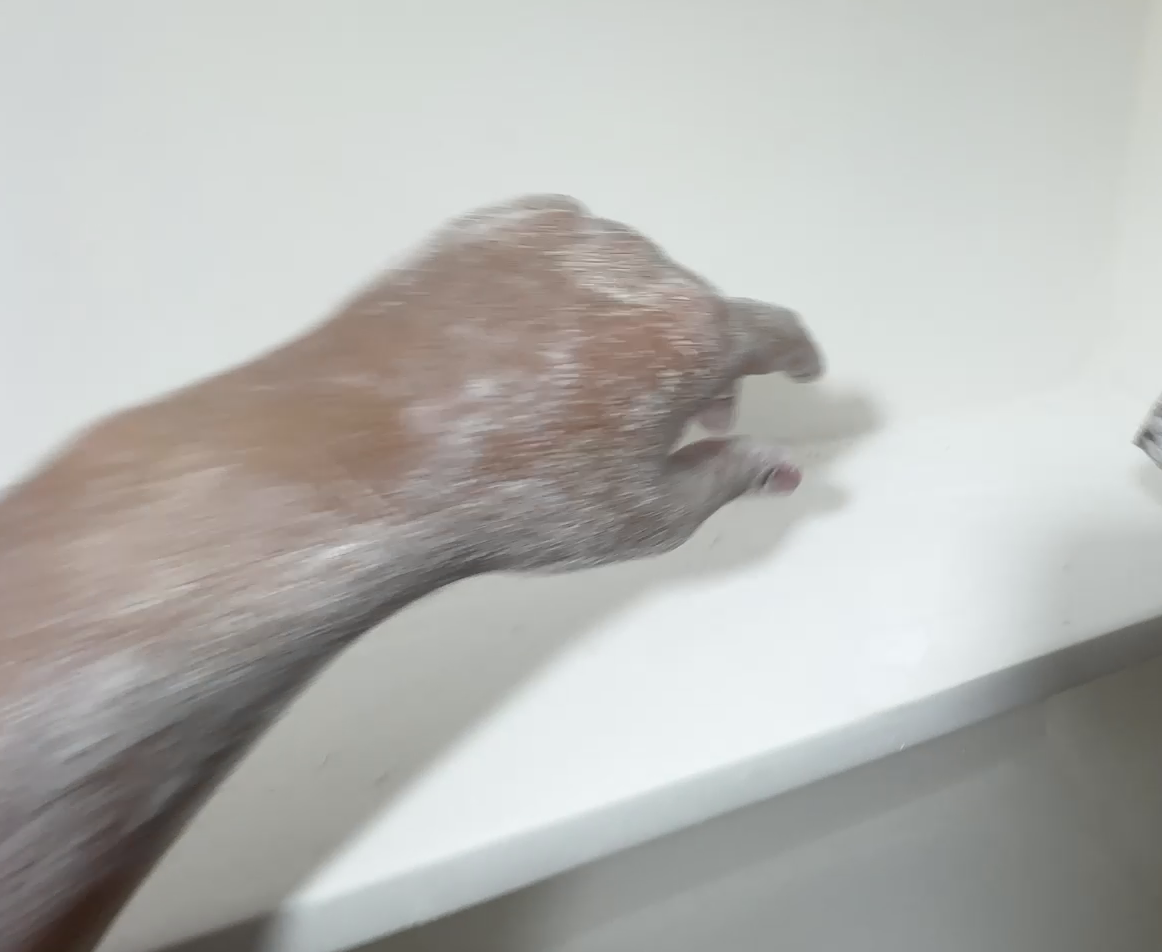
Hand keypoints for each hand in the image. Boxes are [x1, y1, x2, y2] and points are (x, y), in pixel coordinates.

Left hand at [192, 194, 822, 574]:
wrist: (361, 460)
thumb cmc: (520, 498)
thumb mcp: (652, 511)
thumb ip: (730, 476)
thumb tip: (780, 468)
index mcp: (691, 332)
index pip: (774, 333)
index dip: (794, 356)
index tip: (799, 368)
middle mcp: (638, 266)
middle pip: (702, 314)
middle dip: (707, 368)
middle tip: (684, 419)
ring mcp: (561, 238)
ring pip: (637, 282)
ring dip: (645, 330)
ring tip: (606, 390)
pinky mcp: (493, 230)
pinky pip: (570, 257)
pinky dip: (583, 299)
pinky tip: (550, 350)